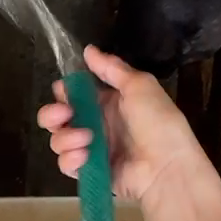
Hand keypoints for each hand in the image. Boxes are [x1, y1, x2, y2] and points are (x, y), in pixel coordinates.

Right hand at [37, 45, 214, 205]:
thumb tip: (88, 49)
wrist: (167, 167)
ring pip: (58, 140)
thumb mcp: (139, 86)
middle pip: (58, 118)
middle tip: (64, 114)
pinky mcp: (89, 171)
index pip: (73, 94)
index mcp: (107, 103)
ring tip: (86, 139)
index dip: (63, 92)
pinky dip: (70, 159)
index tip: (63, 91)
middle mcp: (96, 125)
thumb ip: (111, 68)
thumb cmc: (158, 122)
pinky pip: (66, 164)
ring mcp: (91, 149)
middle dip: (53, 114)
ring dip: (66, 137)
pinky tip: (85, 156)